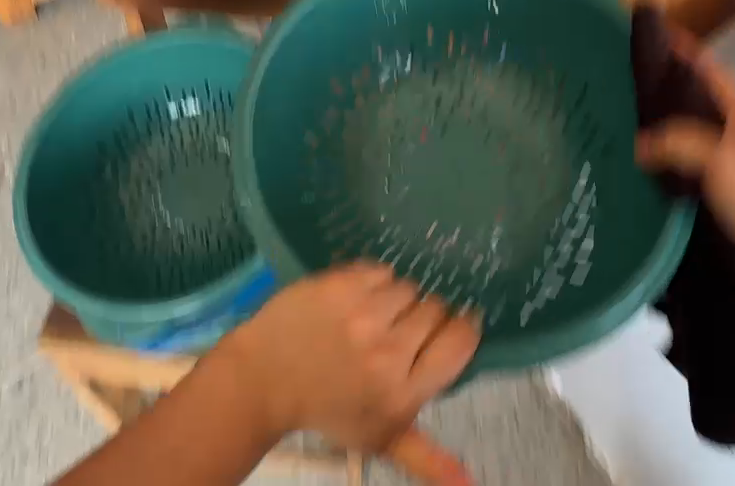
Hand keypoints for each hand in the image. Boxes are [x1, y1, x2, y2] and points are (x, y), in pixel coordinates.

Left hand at [212, 263, 480, 484]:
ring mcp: (363, 314)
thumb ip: (427, 458)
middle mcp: (388, 352)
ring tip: (374, 317)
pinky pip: (381, 270)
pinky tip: (357, 300)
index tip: (454, 326)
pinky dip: (374, 282)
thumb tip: (471, 484)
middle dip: (424, 317)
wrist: (263, 377)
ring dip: (397, 299)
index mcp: (402, 393)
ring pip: (409, 288)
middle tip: (399, 330)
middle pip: (436, 310)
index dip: (463, 328)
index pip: (459, 343)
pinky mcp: (342, 284)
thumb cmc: (327, 409)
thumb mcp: (379, 439)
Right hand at [635, 51, 734, 270]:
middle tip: (639, 90)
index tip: (663, 34)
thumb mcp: (716, 159)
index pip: (714, 73)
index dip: (689, 53)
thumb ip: (676, 143)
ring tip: (640, 131)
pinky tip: (660, 174)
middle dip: (677, 96)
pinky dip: (680, 167)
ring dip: (676, 135)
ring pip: (704, 140)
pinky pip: (702, 172)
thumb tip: (640, 146)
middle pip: (709, 106)